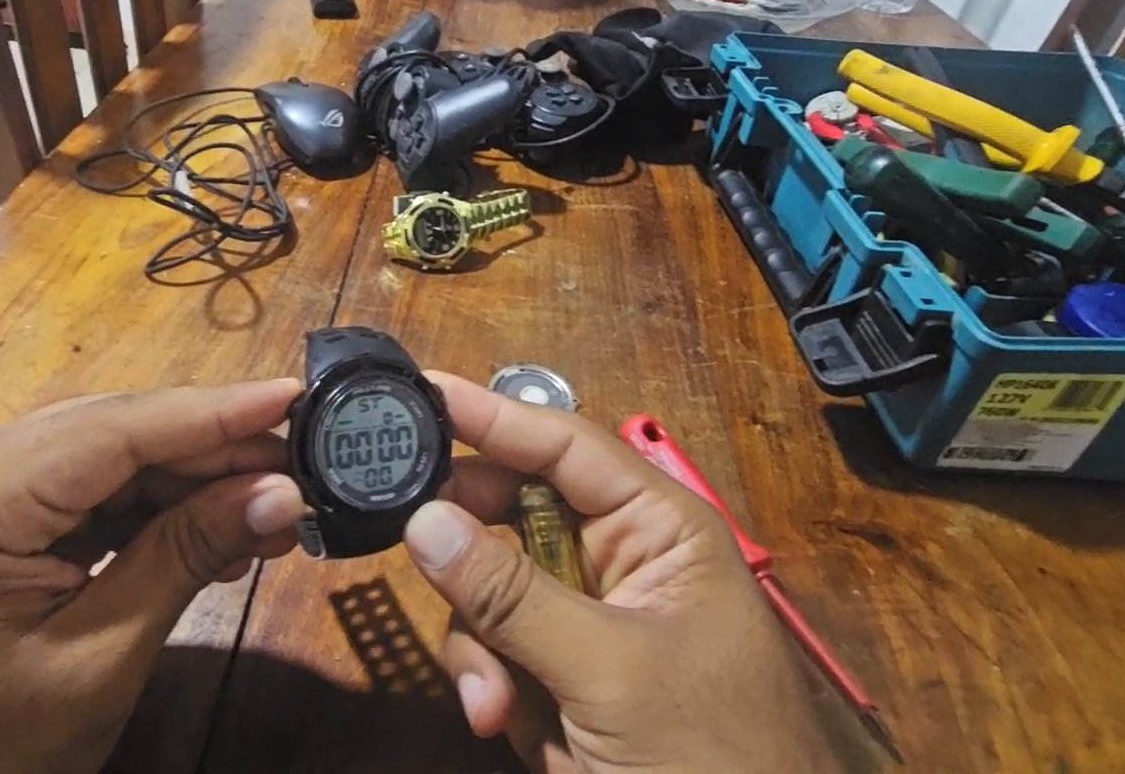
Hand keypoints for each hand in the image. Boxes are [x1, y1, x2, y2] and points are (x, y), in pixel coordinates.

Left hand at [0, 381, 309, 773]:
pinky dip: (156, 509)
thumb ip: (187, 556)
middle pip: (119, 432)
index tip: (293, 395)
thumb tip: (284, 492)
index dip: (214, 412)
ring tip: (271, 515)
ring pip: (114, 454)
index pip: (116, 428)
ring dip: (193, 483)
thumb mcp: (98, 659)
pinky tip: (213, 535)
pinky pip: (93, 487)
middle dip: (213, 452)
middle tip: (299, 471)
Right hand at [406, 372, 838, 772]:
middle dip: (474, 553)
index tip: (425, 388)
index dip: (495, 415)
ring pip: (493, 583)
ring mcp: (585, 614)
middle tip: (416, 546)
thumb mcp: (610, 674)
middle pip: (514, 511)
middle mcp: (617, 555)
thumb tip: (424, 518)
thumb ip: (512, 596)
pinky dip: (490, 682)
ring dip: (481, 641)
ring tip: (494, 705)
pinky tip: (508, 727)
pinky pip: (496, 643)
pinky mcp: (560, 668)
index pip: (565, 447)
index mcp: (657, 526)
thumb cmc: (707, 759)